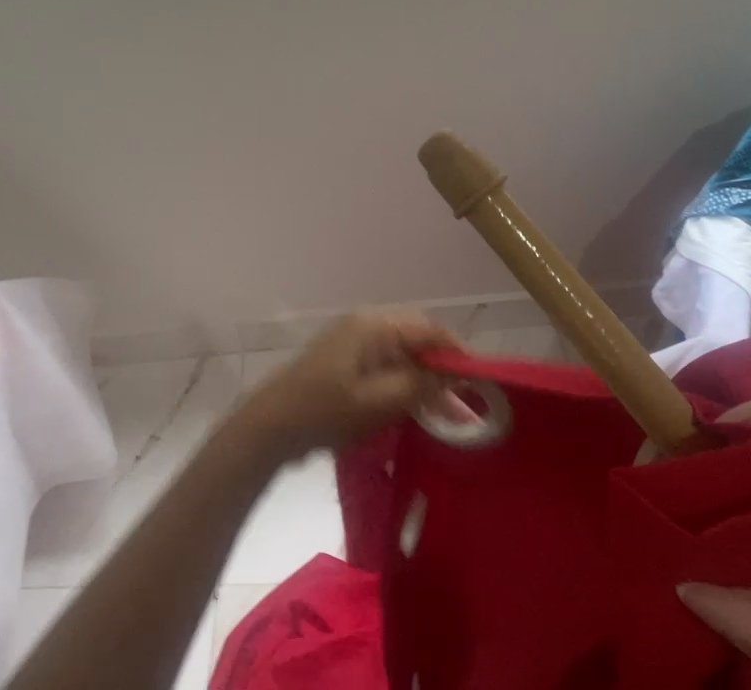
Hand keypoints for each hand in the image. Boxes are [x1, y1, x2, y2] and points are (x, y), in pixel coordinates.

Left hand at [236, 312, 458, 457]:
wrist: (270, 426)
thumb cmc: (325, 410)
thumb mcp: (380, 401)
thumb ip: (421, 385)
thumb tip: (456, 375)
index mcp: (374, 325)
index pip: (430, 329)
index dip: (458, 354)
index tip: (479, 383)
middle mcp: (364, 324)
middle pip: (417, 338)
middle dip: (443, 370)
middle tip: (463, 404)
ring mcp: (352, 341)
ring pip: (402, 354)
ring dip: (424, 380)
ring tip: (444, 414)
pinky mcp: (343, 361)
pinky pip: (384, 365)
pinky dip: (403, 384)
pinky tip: (412, 410)